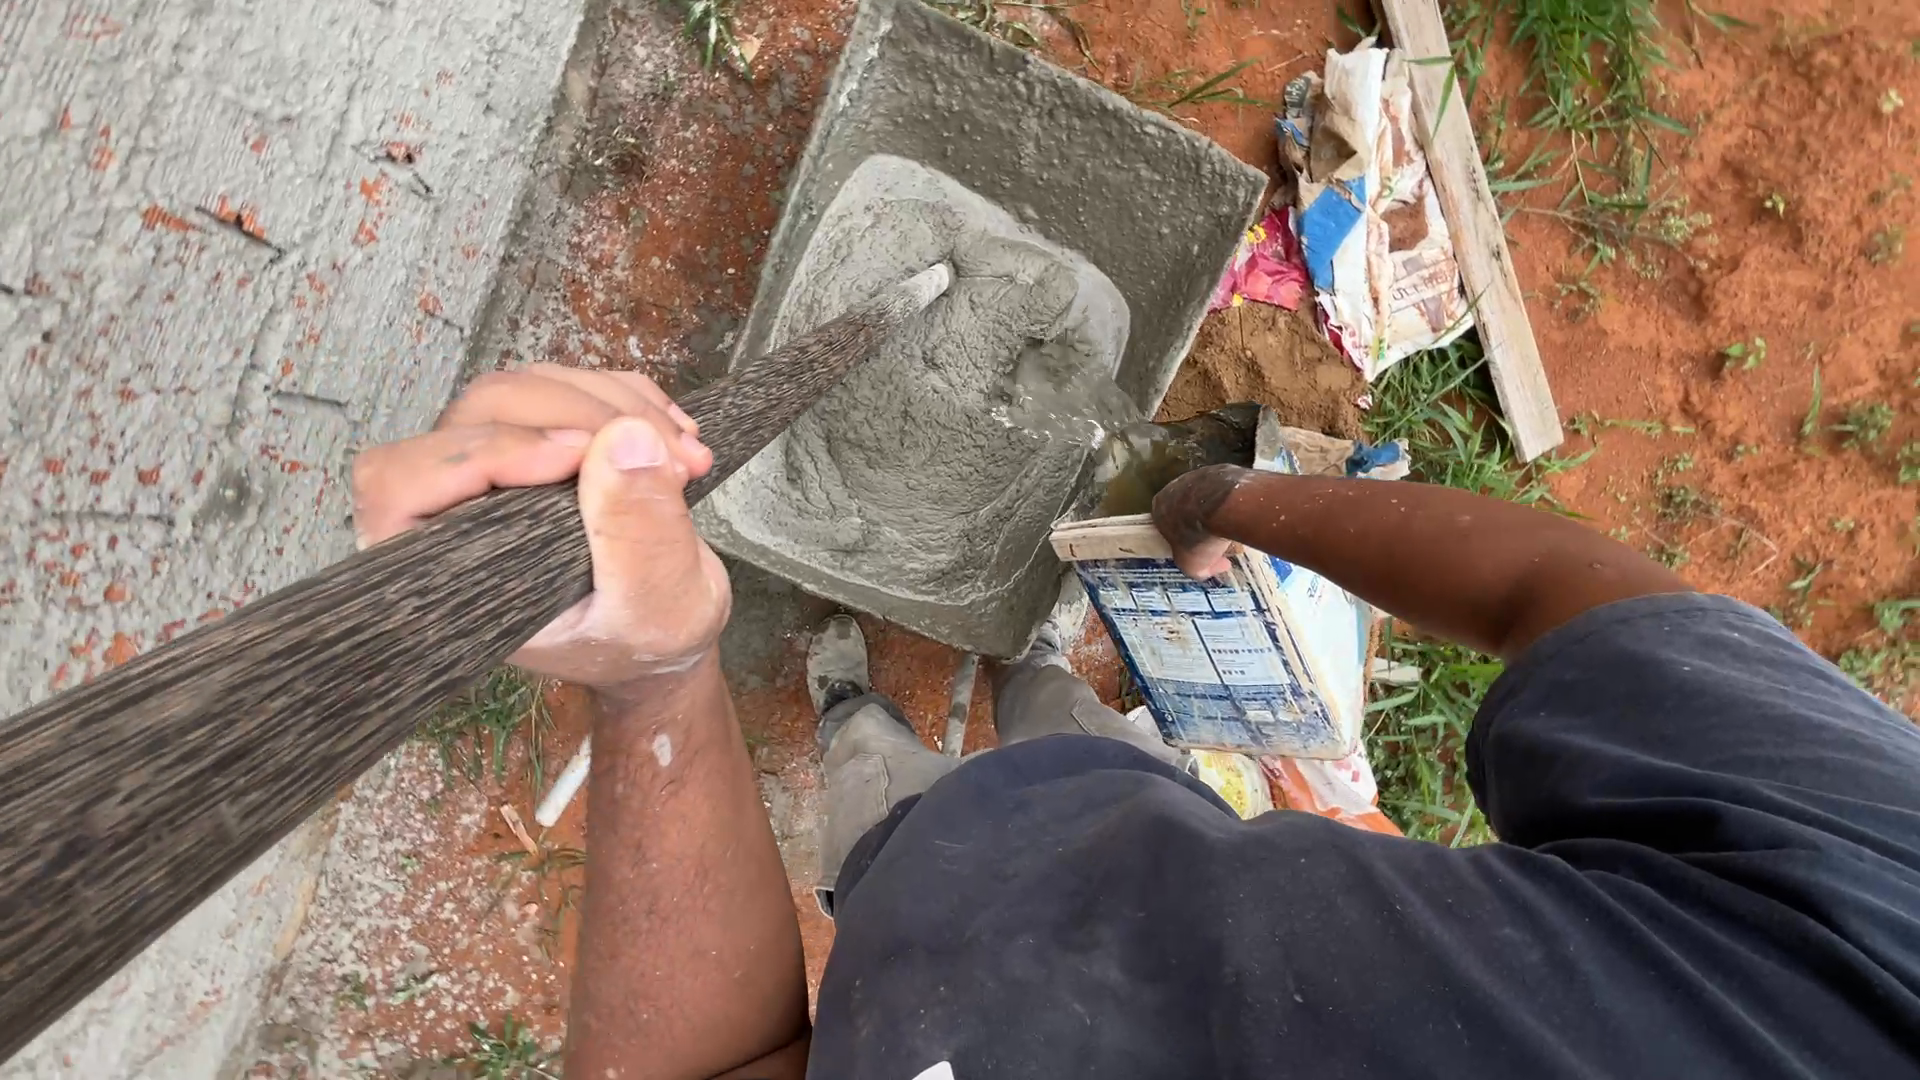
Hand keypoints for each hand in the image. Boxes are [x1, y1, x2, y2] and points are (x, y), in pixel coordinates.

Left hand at [352, 364, 731, 694]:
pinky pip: (572, 386)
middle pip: (484, 413)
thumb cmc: (650, 639)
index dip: (487, 452)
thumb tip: (630, 439)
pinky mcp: (549, 442)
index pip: (407, 484)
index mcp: (455, 571)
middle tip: (674, 457)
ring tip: (686, 454)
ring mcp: (504, 469)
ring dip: (618, 404)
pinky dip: (630, 396)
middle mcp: (463, 510)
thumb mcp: (659, 605)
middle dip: (588, 419)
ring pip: (530, 389)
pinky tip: (673, 430)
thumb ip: (641, 536)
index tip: (582, 455)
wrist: (675, 624)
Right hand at [1150, 463, 1253, 578]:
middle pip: (1186, 507)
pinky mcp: (1220, 469)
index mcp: (1159, 508)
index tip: (1198, 548)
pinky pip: (1224, 488)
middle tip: (1217, 537)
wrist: (1224, 507)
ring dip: (1216, 509)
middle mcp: (1173, 487)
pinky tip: (1241, 512)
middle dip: (1199, 522)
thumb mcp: (1192, 566)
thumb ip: (1200, 570)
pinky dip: (1231, 499)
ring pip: (1205, 496)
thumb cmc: (1198, 538)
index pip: (1166, 522)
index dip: (1181, 536)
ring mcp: (1197, 475)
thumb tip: (1220, 565)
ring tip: (1232, 525)